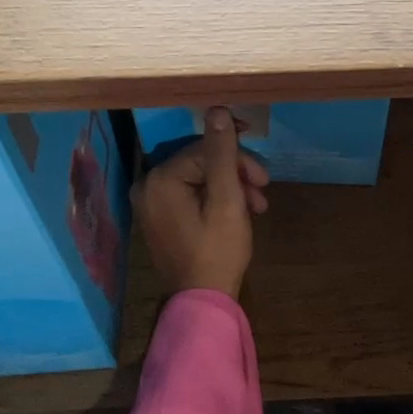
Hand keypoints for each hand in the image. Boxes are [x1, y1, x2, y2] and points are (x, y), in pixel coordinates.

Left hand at [132, 106, 270, 297]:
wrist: (202, 305)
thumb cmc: (216, 251)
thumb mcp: (227, 199)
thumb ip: (222, 152)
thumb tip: (218, 109)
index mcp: (160, 178)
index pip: (206, 149)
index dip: (238, 158)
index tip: (264, 177)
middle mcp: (148, 184)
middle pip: (201, 160)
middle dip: (236, 173)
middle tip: (262, 191)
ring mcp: (151, 202)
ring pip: (199, 176)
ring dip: (231, 186)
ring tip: (257, 206)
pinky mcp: (160, 216)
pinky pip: (191, 192)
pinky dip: (216, 198)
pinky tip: (240, 211)